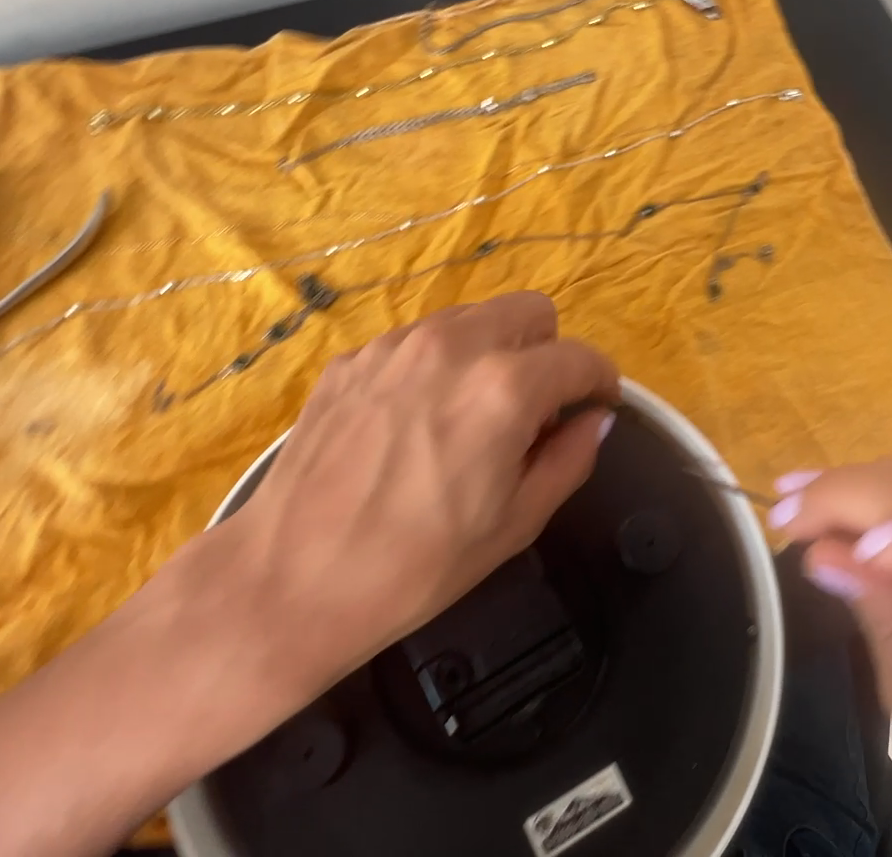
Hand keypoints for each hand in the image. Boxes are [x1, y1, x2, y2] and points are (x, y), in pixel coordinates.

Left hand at [193, 291, 619, 719]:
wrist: (290, 580)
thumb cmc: (418, 564)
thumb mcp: (517, 522)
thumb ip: (570, 458)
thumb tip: (594, 421)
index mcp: (505, 387)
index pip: (580, 357)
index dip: (601, 383)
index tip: (597, 408)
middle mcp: (453, 345)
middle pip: (530, 311)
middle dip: (547, 353)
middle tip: (535, 410)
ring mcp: (396, 345)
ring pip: (473, 318)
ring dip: (493, 352)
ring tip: (472, 415)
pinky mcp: (354, 358)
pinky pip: (420, 340)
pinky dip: (439, 365)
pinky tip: (416, 421)